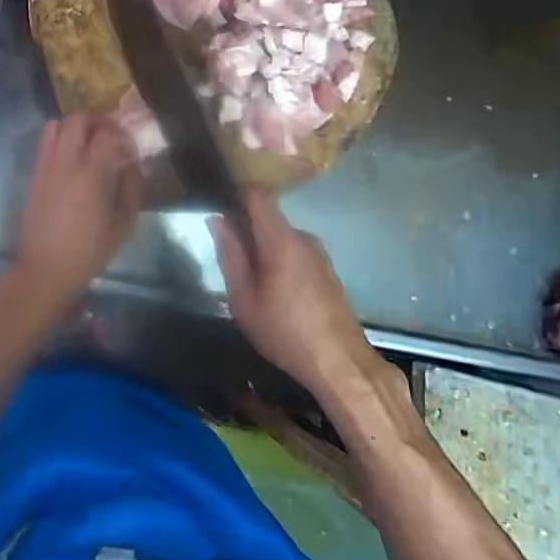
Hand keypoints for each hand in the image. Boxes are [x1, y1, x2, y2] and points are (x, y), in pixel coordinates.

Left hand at [12, 115, 143, 299]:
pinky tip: (74, 155)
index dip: (122, 136)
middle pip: (77, 120)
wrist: (46, 268)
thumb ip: (131, 188)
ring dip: (76, 126)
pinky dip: (60, 137)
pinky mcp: (35, 174)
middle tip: (113, 135)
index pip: (106, 135)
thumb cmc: (89, 252)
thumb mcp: (123, 225)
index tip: (131, 149)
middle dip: (98, 120)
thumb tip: (131, 164)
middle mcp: (64, 163)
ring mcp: (45, 166)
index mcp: (89, 175)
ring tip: (91, 141)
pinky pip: (45, 142)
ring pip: (56, 125)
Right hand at [213, 192, 377, 394]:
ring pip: (281, 236)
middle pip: (268, 217)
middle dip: (245, 228)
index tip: (219, 209)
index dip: (237, 194)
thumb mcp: (243, 298)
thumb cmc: (285, 332)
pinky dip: (279, 259)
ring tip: (248, 280)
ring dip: (262, 247)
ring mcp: (319, 254)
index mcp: (281, 241)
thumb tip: (217, 220)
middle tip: (226, 257)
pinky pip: (295, 251)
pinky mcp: (327, 270)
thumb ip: (229, 255)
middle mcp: (304, 239)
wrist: (342, 365)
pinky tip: (273, 290)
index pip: (259, 195)